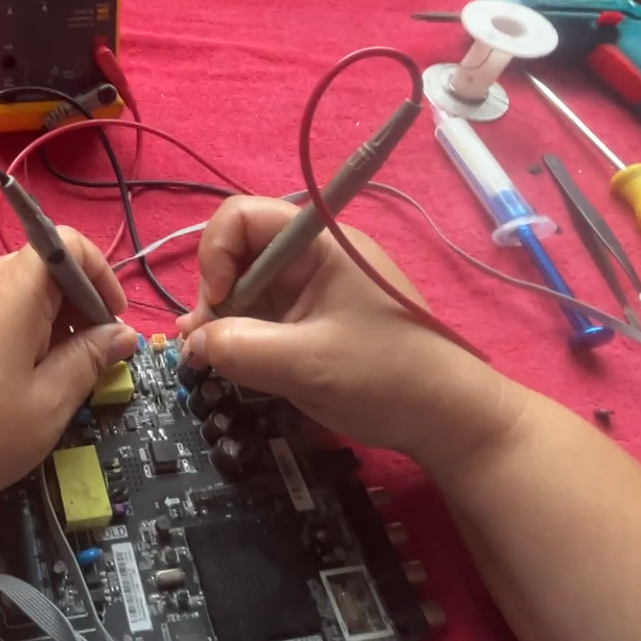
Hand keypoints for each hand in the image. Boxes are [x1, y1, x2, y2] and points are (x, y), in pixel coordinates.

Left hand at [0, 228, 137, 536]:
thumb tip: (121, 335)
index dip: (98, 274)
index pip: (64, 243)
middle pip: (35, 266)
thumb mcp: (46, 406)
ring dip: (35, 314)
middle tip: (80, 356)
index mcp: (7, 292)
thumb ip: (89, 360)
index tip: (108, 322)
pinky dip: (0, 323)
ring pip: (4, 286)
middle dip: (70, 301)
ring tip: (37, 370)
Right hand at [175, 196, 522, 467]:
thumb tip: (190, 343)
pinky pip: (256, 313)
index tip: (218, 303)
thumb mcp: (306, 364)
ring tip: (209, 357)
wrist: (450, 423)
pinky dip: (235, 334)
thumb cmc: (388, 379)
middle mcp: (309, 256)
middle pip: (235, 252)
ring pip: (240, 286)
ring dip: (219, 319)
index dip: (216, 253)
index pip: (241, 217)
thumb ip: (239, 348)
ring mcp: (307, 288)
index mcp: (319, 244)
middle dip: (213, 294)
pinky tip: (226, 360)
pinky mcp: (306, 317)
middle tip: (205, 342)